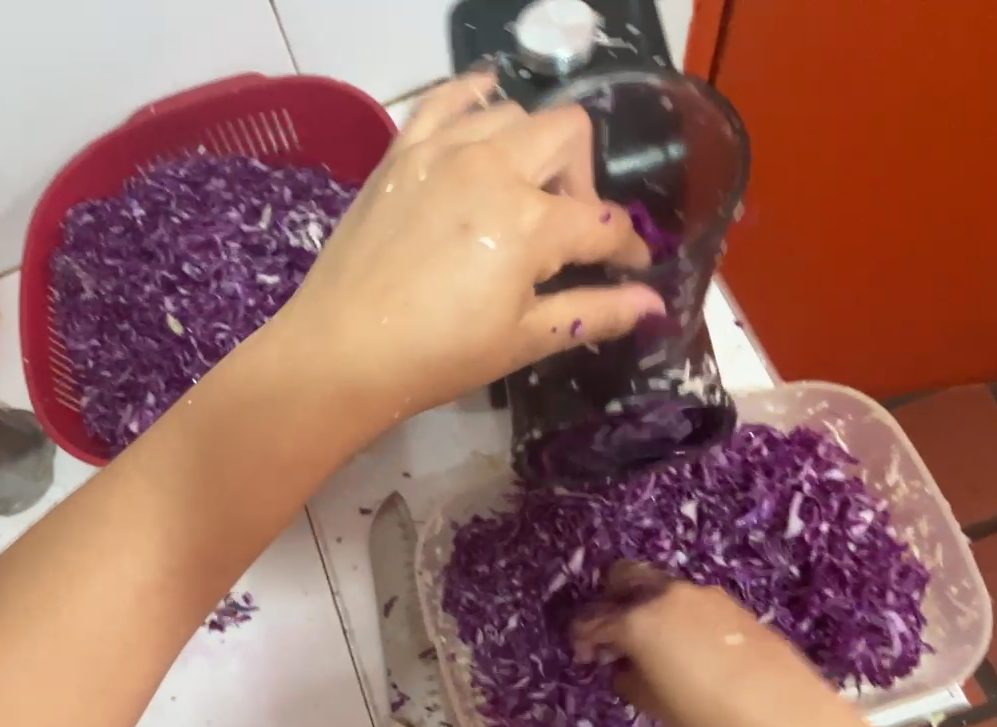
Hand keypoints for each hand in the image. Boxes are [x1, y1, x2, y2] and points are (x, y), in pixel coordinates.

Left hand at [272, 73, 666, 419]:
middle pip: (570, 137)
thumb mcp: (522, 341)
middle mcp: (494, 168)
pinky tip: (484, 111)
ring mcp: (443, 152)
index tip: (628, 268)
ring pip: (514, 113)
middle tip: (565, 232)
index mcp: (532, 222)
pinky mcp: (402, 153)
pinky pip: (446, 100)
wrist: (341, 353)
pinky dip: (473, 99)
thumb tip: (655, 305)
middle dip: (584, 181)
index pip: (603, 223)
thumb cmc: (436, 357)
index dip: (625, 249)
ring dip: (534, 147)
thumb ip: (593, 314)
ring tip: (520, 193)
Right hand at [572, 562, 854, 726]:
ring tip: (652, 640)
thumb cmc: (707, 714)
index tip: (584, 654)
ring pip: (659, 587)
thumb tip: (621, 664)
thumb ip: (626, 676)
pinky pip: (689, 601)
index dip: (582, 637)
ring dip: (646, 605)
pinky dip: (676, 614)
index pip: (594, 620)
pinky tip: (687, 645)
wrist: (786, 714)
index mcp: (636, 621)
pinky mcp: (730, 603)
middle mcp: (664, 596)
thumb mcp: (652, 703)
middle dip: (610, 599)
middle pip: (623, 577)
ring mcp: (700, 595)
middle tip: (612, 630)